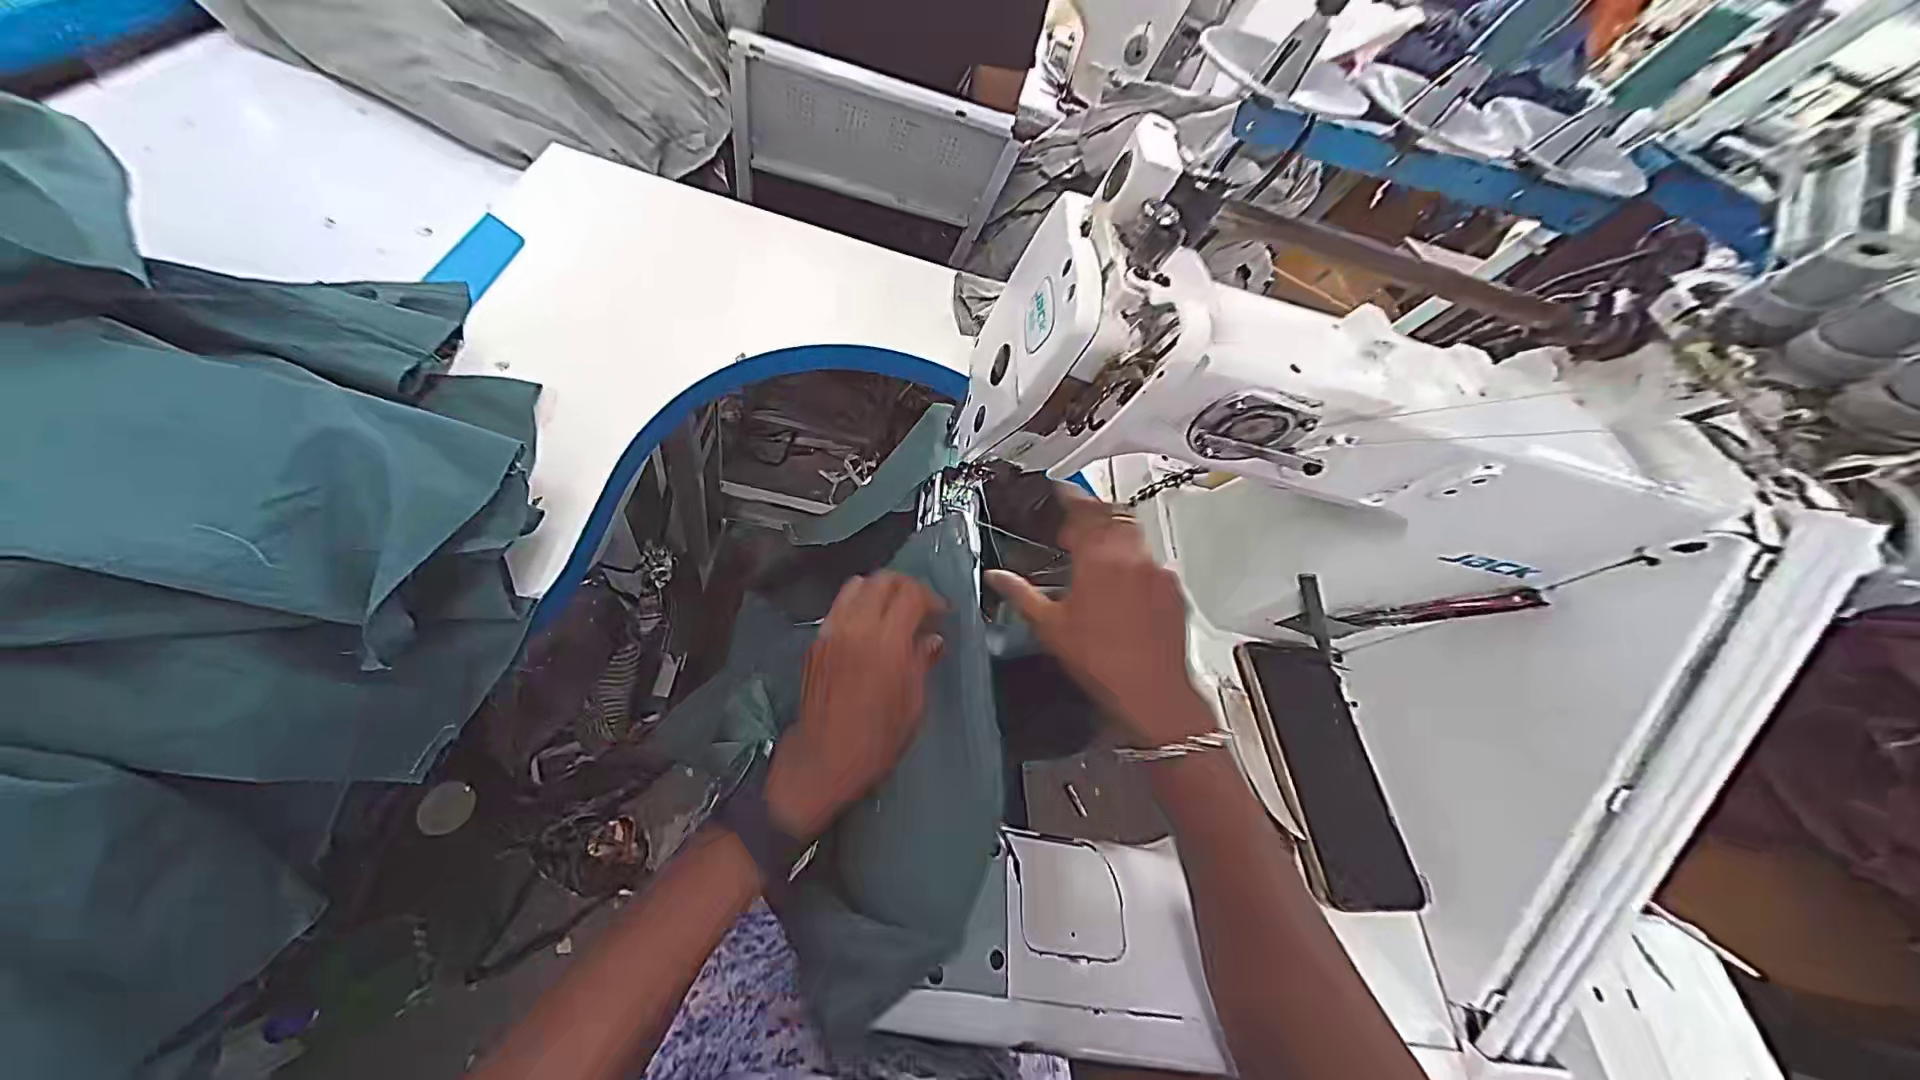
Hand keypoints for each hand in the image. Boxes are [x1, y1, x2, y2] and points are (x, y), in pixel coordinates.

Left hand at [766, 571, 945, 840]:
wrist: (823, 760)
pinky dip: (858, 606)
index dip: (931, 597)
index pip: (910, 593)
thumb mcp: (912, 704)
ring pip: (856, 586)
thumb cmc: (876, 740)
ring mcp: (831, 632)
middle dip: (906, 586)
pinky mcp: (816, 643)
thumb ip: (922, 662)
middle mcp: (855, 628)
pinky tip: (869, 630)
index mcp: (886, 642)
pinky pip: (839, 608)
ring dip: (879, 590)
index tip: (940, 611)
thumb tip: (932, 640)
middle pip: (882, 580)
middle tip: (920, 604)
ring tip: (893, 610)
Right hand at [985, 486, 1211, 747]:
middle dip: (1092, 510)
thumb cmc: (1102, 663)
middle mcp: (1131, 557)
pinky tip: (1123, 578)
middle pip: (1112, 513)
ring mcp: (1156, 570)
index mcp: (1098, 560)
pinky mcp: (1172, 587)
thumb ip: (1021, 594)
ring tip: (1097, 544)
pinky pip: (1152, 559)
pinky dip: (1135, 558)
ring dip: (1114, 529)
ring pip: (1135, 532)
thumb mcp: (1050, 627)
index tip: (1060, 493)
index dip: (1069, 498)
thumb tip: (997, 577)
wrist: (1152, 690)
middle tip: (1076, 518)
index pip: (1083, 512)